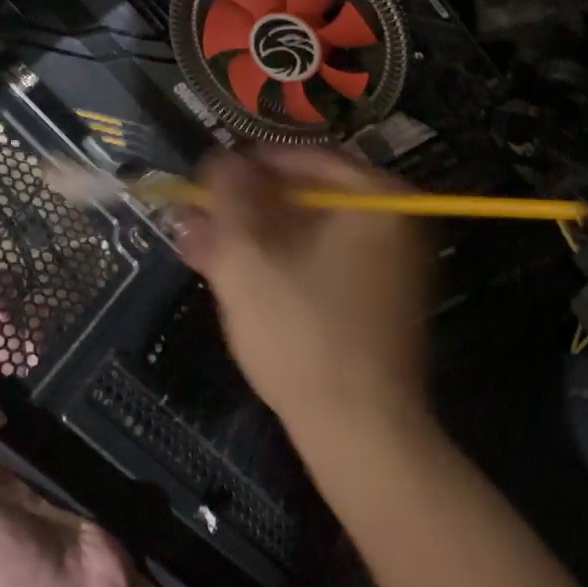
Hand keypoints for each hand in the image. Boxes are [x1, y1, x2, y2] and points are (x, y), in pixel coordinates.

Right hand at [177, 147, 433, 440]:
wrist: (360, 428)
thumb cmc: (305, 333)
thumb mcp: (251, 259)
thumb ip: (231, 200)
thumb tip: (220, 159)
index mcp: (378, 198)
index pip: (307, 158)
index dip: (249, 164)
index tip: (203, 176)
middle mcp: (395, 220)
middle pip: (309, 198)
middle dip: (244, 208)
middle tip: (192, 216)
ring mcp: (391, 262)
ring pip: (309, 236)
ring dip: (253, 238)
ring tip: (197, 246)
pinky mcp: (378, 300)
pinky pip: (322, 266)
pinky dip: (279, 266)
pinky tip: (234, 276)